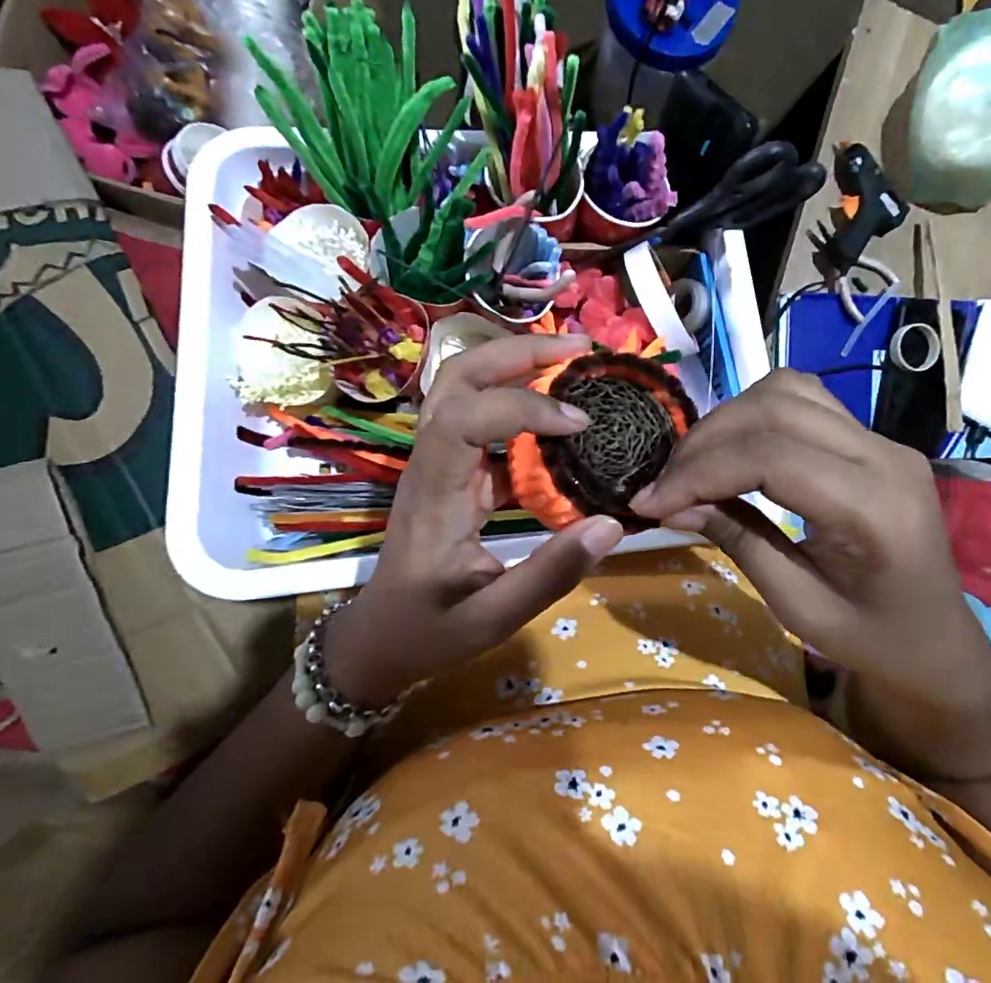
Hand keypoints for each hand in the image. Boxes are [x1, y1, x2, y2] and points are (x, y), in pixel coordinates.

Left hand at [324, 334, 625, 704]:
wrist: (379, 639)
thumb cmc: (428, 630)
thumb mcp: (493, 618)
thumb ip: (550, 575)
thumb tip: (611, 525)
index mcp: (434, 495)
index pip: (463, 419)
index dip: (522, 406)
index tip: (578, 422)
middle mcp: (430, 464)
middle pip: (457, 379)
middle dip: (517, 354)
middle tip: (580, 350)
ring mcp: (439, 463)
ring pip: (465, 388)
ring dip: (517, 366)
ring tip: (573, 364)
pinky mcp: (453, 472)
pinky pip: (482, 419)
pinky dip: (521, 403)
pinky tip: (560, 416)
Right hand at [629, 371, 990, 780]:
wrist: (937, 640)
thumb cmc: (873, 640)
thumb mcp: (798, 607)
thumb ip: (738, 541)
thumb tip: (671, 504)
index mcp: (875, 509)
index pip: (771, 457)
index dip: (700, 472)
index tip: (650, 502)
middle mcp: (885, 457)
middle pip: (775, 410)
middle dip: (705, 442)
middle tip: (665, 486)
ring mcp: (884, 441)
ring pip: (788, 392)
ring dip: (728, 420)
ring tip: (694, 467)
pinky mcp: (874, 439)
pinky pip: (805, 401)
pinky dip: (756, 416)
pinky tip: (734, 452)